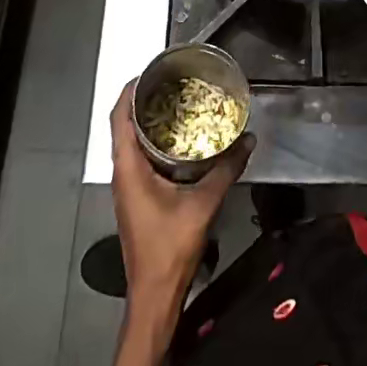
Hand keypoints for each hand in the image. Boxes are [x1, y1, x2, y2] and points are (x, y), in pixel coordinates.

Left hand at [110, 79, 252, 299]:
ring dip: (145, 124)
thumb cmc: (170, 246)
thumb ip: (226, 171)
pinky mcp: (132, 196)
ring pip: (129, 142)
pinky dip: (150, 144)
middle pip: (122, 125)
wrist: (154, 292)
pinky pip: (136, 158)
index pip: (119, 116)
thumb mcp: (202, 204)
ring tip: (173, 107)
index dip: (129, 90)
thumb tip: (247, 141)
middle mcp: (120, 170)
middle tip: (168, 87)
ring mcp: (124, 185)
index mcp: (127, 165)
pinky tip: (175, 145)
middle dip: (141, 103)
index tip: (150, 73)